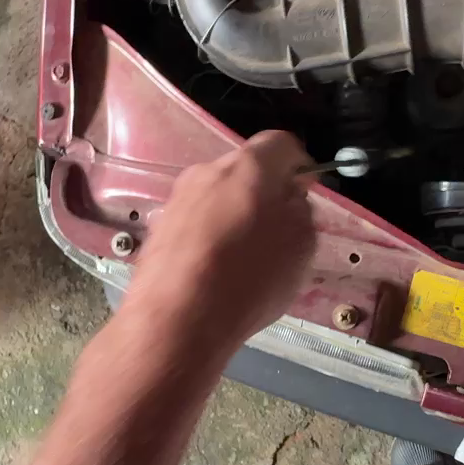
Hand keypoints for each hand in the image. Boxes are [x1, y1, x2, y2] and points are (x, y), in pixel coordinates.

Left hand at [121, 131, 317, 350]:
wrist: (175, 320)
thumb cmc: (248, 278)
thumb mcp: (301, 246)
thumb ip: (301, 211)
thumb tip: (290, 200)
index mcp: (248, 166)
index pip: (281, 144)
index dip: (299, 165)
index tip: (306, 192)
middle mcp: (206, 172)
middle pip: (245, 172)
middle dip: (264, 194)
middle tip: (278, 231)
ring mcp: (176, 200)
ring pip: (217, 198)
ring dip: (235, 217)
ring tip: (245, 259)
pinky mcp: (157, 230)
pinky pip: (195, 224)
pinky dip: (210, 239)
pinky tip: (216, 273)